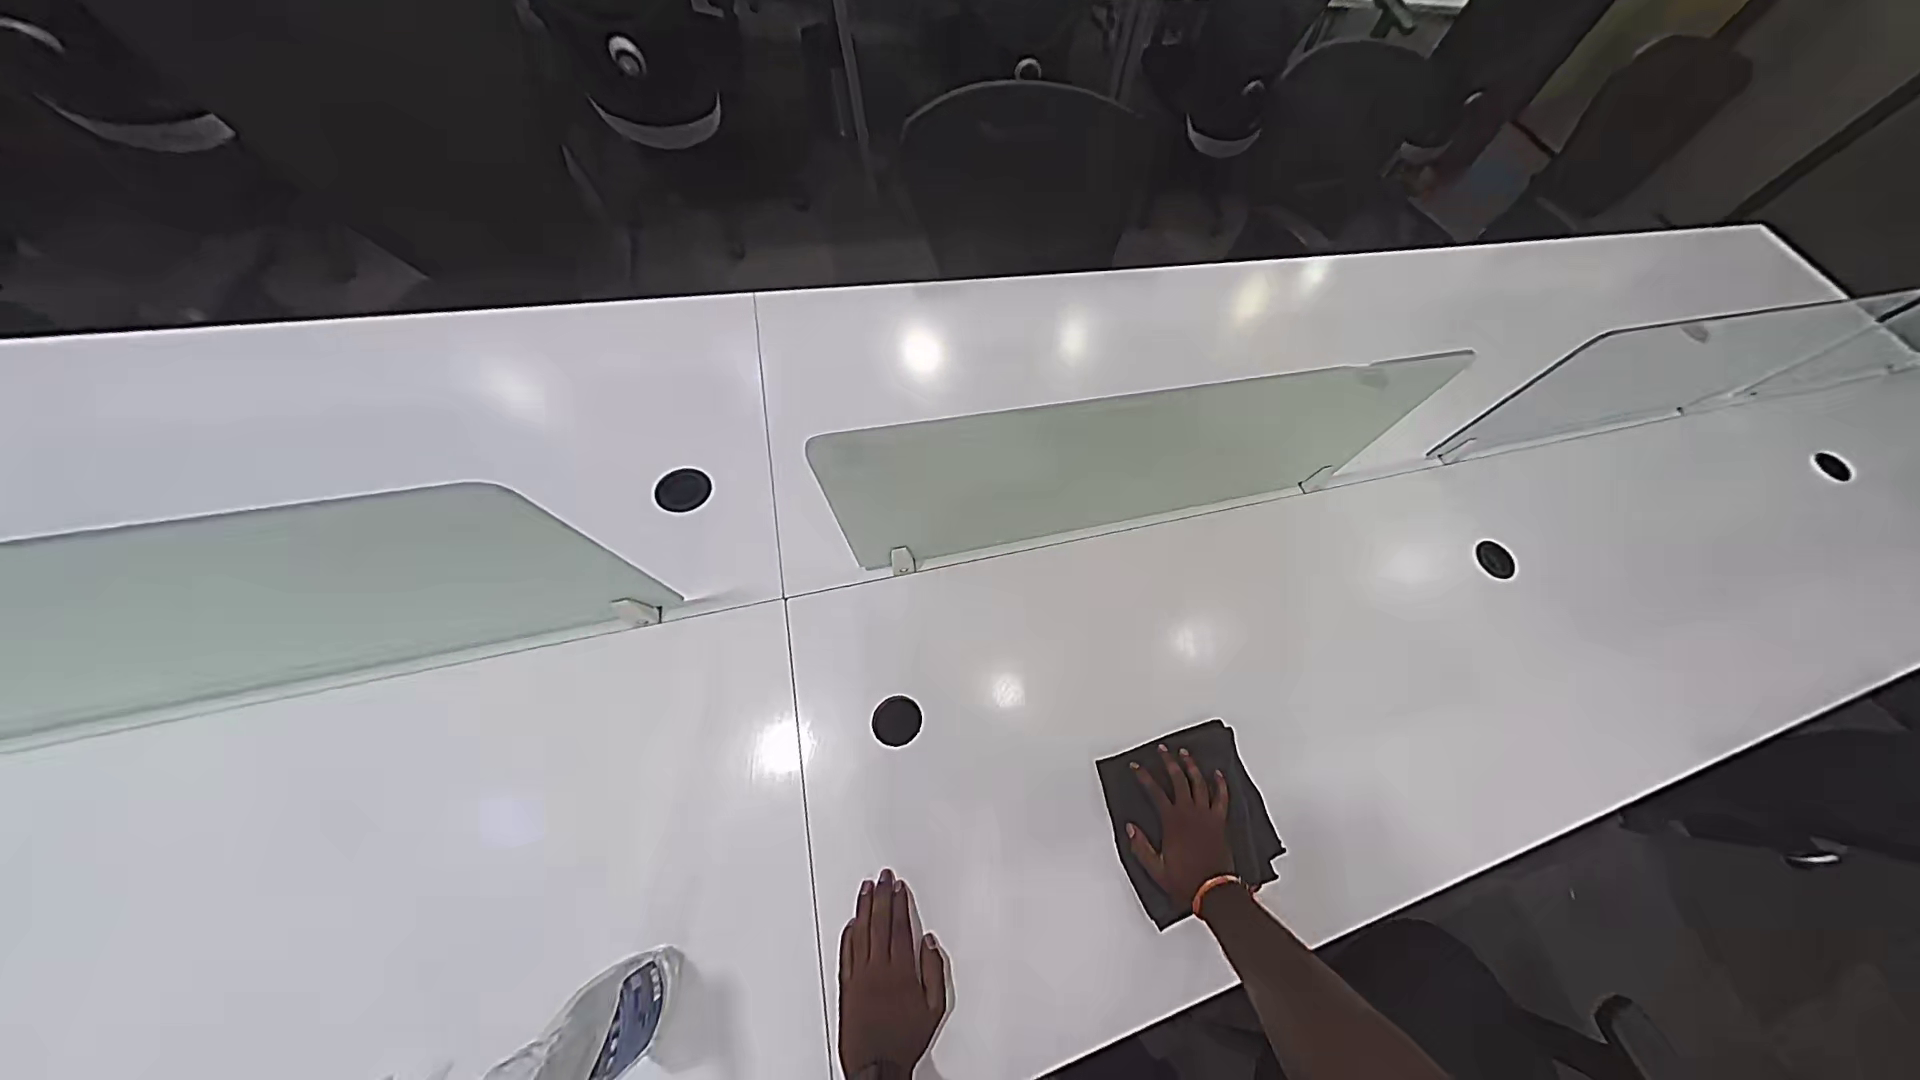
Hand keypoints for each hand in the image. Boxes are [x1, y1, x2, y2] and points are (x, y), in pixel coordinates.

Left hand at [838, 868, 946, 1078]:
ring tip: (866, 888)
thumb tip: (928, 942)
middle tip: (883, 876)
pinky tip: (851, 922)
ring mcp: (860, 976)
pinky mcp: (846, 987)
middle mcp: (878, 968)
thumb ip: (934, 970)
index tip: (899, 886)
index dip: (899, 902)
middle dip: (882, 895)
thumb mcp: (934, 1007)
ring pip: (861, 932)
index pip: (899, 925)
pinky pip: (846, 953)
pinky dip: (848, 935)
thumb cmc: (905, 1039)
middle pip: (880, 922)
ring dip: (864, 907)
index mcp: (901, 970)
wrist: (877, 1067)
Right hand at [1127, 744, 1233, 910]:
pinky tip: (1217, 774)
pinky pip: (1222, 797)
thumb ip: (1141, 846)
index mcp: (1172, 821)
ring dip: (1191, 765)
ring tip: (1185, 753)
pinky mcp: (1220, 822)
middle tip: (1163, 750)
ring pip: (1199, 782)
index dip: (1144, 776)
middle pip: (1178, 779)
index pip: (1155, 791)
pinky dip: (1220, 784)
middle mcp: (1189, 813)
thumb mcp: (1156, 868)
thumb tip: (1130, 828)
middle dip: (1168, 761)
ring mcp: (1207, 815)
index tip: (1136, 767)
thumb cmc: (1186, 881)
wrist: (1215, 892)